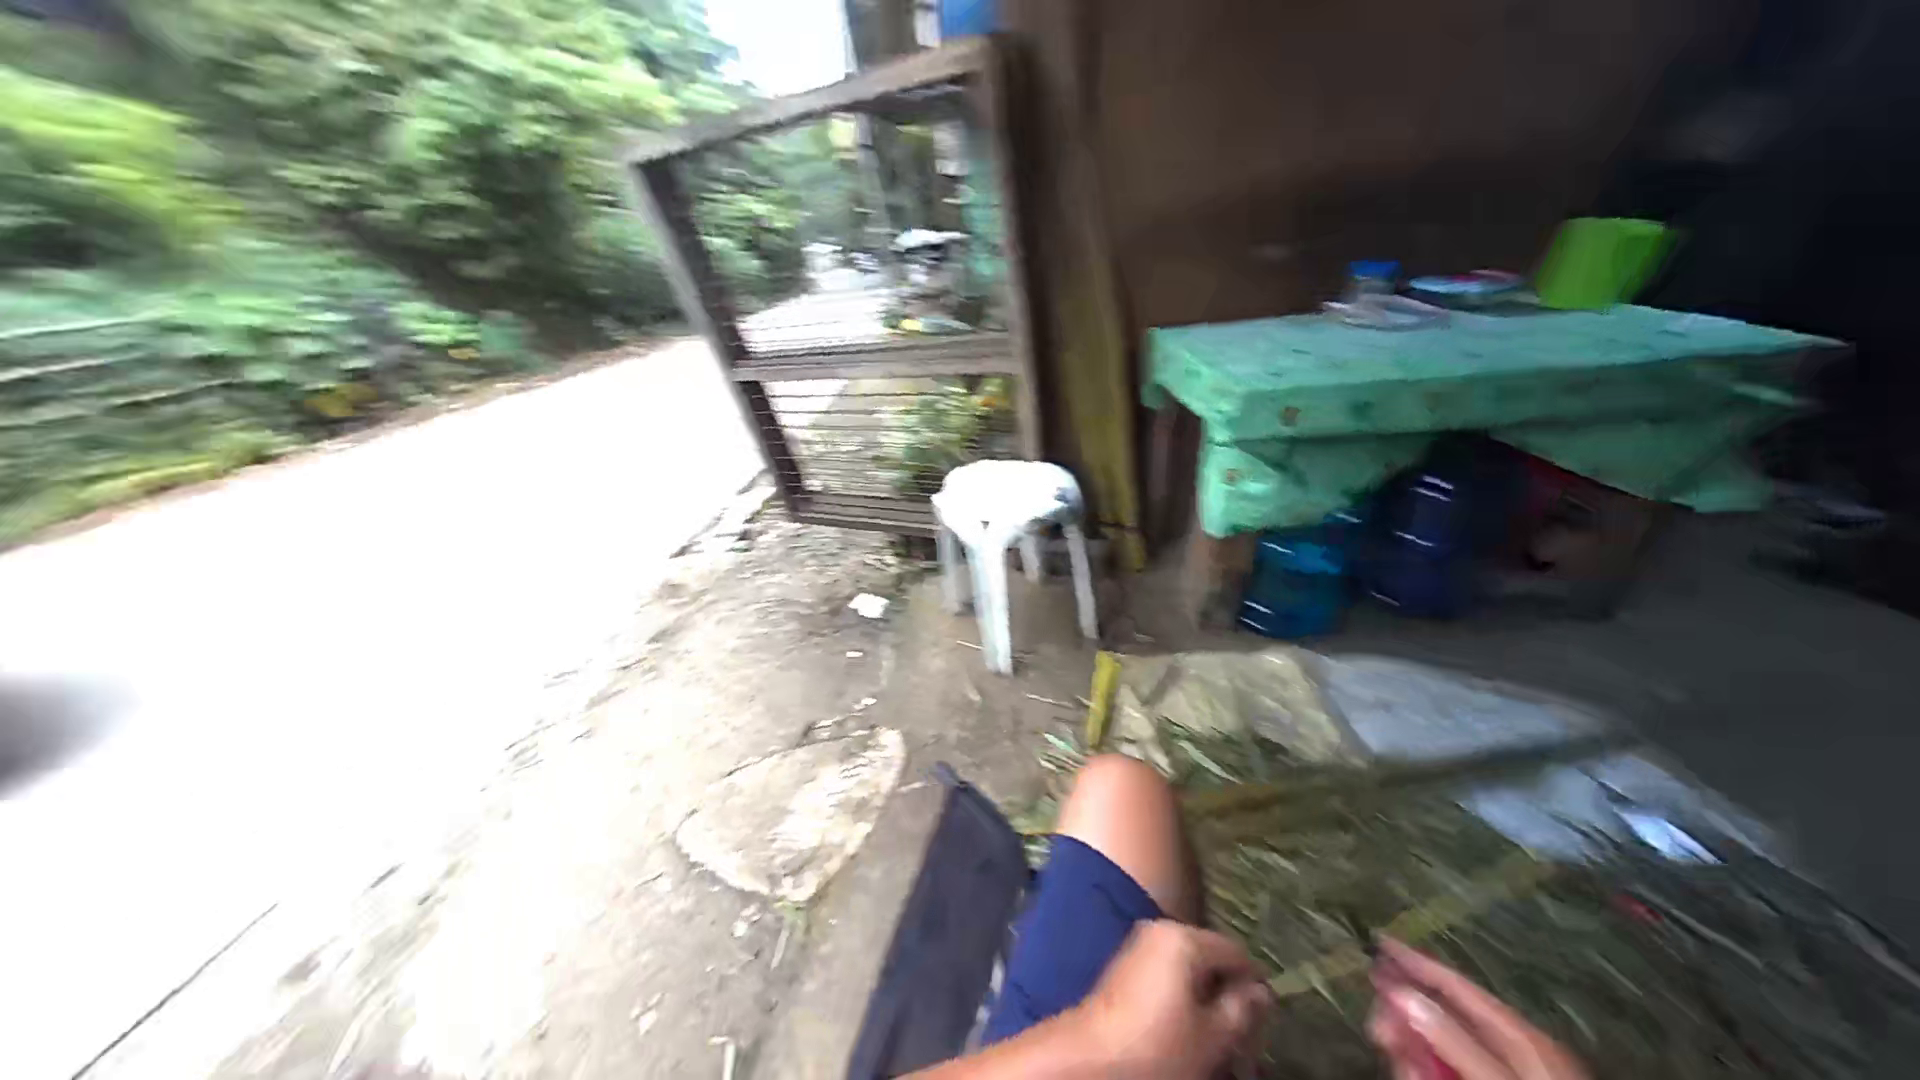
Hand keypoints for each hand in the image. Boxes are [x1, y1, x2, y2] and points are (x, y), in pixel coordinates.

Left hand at [1067, 919, 1271, 1079]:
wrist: (1091, 1058)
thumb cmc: (1158, 1048)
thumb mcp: (1212, 1036)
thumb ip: (1241, 1010)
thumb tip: (1262, 992)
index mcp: (1183, 939)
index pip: (1236, 952)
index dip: (1255, 986)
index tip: (1266, 1023)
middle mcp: (1160, 931)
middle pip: (1211, 957)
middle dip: (1230, 994)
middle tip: (1244, 1040)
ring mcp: (1140, 946)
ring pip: (1189, 967)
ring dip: (1208, 999)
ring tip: (1219, 1042)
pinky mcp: (1127, 966)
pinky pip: (1168, 974)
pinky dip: (1184, 998)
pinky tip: (1190, 1033)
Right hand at [1367, 939, 1590, 1079]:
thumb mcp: (1499, 1078)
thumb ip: (1453, 1038)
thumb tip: (1400, 992)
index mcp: (1515, 1030)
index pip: (1454, 981)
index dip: (1413, 958)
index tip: (1377, 939)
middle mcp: (1508, 1041)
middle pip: (1443, 1011)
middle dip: (1404, 1014)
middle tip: (1376, 1027)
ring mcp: (1504, 1066)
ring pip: (1442, 1040)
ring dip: (1412, 1045)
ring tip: (1394, 1056)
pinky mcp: (1497, 1078)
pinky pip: (1452, 1064)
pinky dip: (1429, 1065)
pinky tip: (1413, 1072)